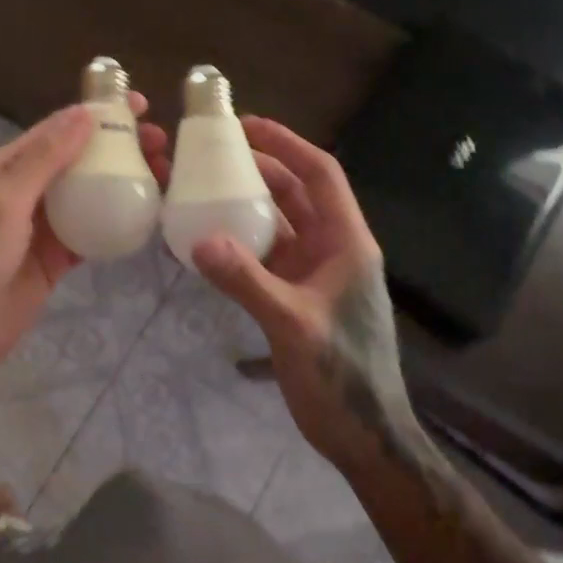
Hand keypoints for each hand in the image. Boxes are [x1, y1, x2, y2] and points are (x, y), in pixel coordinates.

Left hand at [0, 95, 169, 384]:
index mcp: (9, 166)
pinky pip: (93, 233)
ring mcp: (44, 225)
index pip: (60, 129)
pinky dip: (118, 223)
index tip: (141, 107)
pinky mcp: (57, 258)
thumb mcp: (6, 200)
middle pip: (81, 159)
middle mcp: (29, 189)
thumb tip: (85, 113)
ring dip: (124, 181)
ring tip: (163, 175)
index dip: (99, 113)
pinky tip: (147, 217)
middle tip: (162, 144)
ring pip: (91, 194)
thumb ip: (45, 157)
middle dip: (120, 146)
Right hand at [191, 118, 420, 473]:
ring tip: (205, 188)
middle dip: (260, 170)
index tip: (246, 125)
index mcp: (347, 242)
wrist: (364, 436)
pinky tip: (209, 242)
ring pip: (281, 224)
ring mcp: (316, 275)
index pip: (320, 175)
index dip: (286, 144)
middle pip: (296, 194)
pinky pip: (268, 257)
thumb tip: (198, 240)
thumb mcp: (293, 326)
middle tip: (213, 155)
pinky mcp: (299, 298)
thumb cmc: (342, 377)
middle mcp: (333, 249)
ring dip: (248, 206)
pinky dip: (242, 244)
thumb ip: (247, 281)